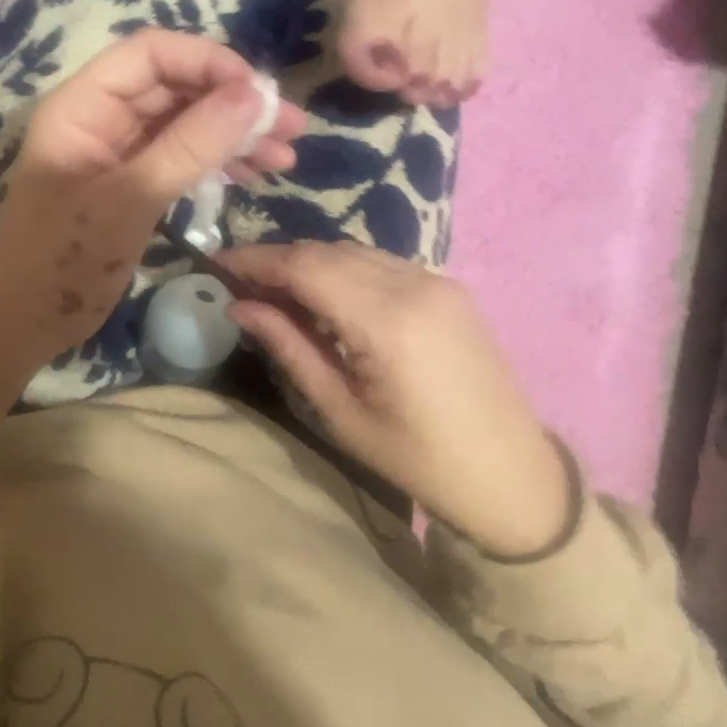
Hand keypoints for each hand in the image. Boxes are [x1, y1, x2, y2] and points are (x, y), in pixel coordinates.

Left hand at [0, 29, 303, 352]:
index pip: (150, 54)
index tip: (258, 93)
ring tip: (285, 157)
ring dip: (232, 133)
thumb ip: (191, 145)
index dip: (207, 62)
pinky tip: (254, 175)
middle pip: (173, 86)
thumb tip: (254, 95)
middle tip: (291, 127)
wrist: (25, 321)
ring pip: (182, 122)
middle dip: (231, 101)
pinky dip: (215, 161)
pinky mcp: (129, 183)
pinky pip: (179, 156)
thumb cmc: (64, 258)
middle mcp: (98, 117)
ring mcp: (115, 151)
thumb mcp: (131, 199)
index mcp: (81, 106)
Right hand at [217, 242, 570, 556]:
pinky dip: (342, 269)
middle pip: (326, 252)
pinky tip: (324, 296)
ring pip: (353, 251)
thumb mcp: (340, 411)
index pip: (305, 266)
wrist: (511, 475)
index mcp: (387, 323)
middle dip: (277, 260)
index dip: (255, 260)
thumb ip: (289, 347)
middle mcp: (415, 286)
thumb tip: (238, 305)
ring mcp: (437, 282)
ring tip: (274, 291)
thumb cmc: (417, 458)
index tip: (216, 263)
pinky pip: (380, 262)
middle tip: (238, 283)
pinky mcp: (449, 288)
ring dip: (309, 262)